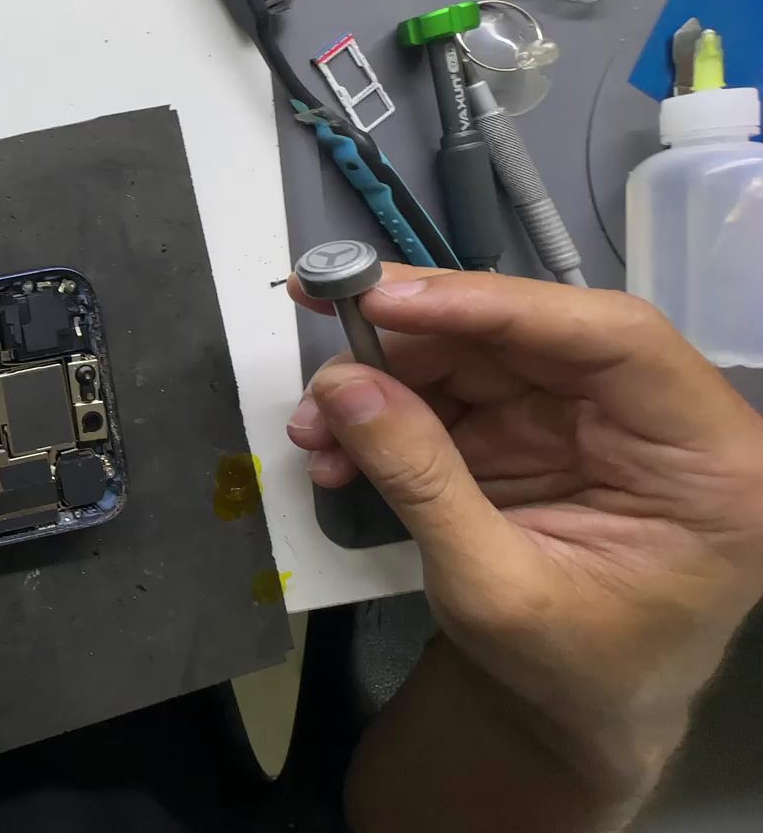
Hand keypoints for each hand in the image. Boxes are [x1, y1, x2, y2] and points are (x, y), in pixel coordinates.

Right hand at [286, 266, 762, 819]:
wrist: (558, 704)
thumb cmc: (567, 666)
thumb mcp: (489, 585)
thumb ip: (421, 479)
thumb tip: (342, 386)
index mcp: (695, 458)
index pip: (606, 339)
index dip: (489, 303)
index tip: (379, 299)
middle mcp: (634, 418)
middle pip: (512, 332)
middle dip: (401, 330)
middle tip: (312, 308)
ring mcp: (563, 419)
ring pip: (453, 354)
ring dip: (365, 381)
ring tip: (309, 433)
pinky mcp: (506, 429)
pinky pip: (422, 392)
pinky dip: (362, 414)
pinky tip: (329, 453)